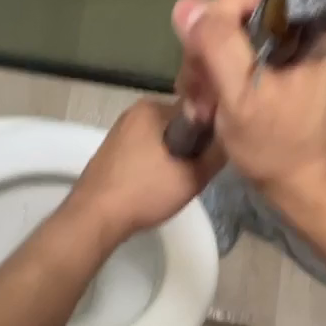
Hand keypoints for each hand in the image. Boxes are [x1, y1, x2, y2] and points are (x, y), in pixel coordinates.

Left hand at [66, 99, 226, 243]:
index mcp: (153, 108)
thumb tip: (230, 135)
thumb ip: (217, 153)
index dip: (210, 133)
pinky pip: (144, 148)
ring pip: (161, 138)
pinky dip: (153, 162)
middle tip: (192, 174)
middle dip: (189, 145)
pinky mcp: (111, 148)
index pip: (197, 110)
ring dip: (171, 156)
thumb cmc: (145, 192)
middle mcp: (135, 111)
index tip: (212, 156)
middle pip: (179, 123)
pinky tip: (153, 184)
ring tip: (173, 182)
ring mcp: (120, 129)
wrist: (95, 217)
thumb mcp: (193, 176)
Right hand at [172, 0, 325, 209]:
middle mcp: (299, 26)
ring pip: (225, 37)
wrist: (302, 185)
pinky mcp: (273, 67)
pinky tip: (210, 107)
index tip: (205, 65)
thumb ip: (216, 46)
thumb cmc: (277, 146)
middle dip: (206, 52)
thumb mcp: (242, 97)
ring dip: (205, 70)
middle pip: (231, 14)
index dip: (215, 23)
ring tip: (205, 107)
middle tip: (202, 96)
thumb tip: (186, 6)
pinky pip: (231, 56)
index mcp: (307, 23)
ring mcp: (285, 47)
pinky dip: (214, 79)